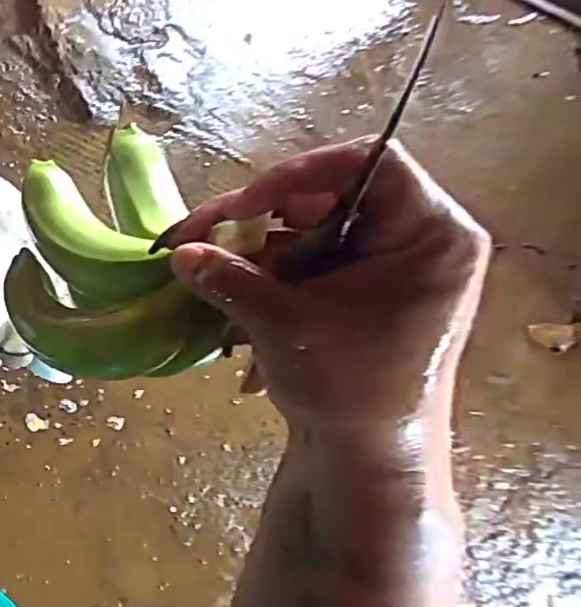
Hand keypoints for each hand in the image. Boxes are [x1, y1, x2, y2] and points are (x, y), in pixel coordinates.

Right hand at [158, 138, 488, 429]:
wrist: (364, 441)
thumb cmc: (348, 382)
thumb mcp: (283, 325)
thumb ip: (229, 280)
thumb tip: (179, 252)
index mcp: (426, 235)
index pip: (370, 164)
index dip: (295, 175)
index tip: (236, 208)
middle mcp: (407, 239)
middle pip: (322, 195)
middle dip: (250, 213)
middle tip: (191, 238)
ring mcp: (375, 264)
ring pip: (298, 227)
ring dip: (242, 244)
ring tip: (196, 268)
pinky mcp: (345, 287)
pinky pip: (292, 258)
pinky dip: (251, 268)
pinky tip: (219, 287)